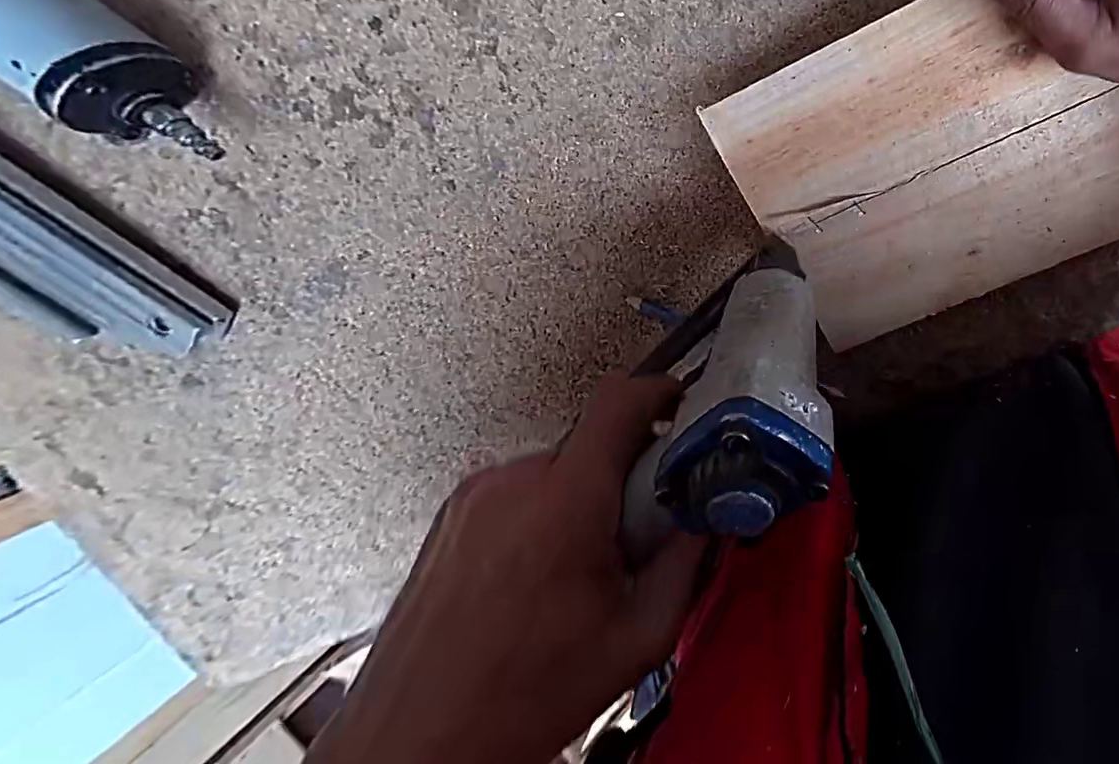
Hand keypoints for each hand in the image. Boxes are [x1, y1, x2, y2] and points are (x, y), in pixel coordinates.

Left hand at [307, 376, 708, 763]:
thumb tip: (706, 519)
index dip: (662, 390)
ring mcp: (475, 499)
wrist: (411, 752)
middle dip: (632, 468)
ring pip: (563, 463)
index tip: (680, 402)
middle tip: (639, 522)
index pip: (622, 400)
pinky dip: (550, 508)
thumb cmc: (509, 705)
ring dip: (589, 492)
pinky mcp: (453, 517)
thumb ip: (688, 560)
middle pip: (598, 437)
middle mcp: (513, 487)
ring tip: (585, 560)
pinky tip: (546, 570)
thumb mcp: (640, 635)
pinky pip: (525, 485)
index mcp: (564, 504)